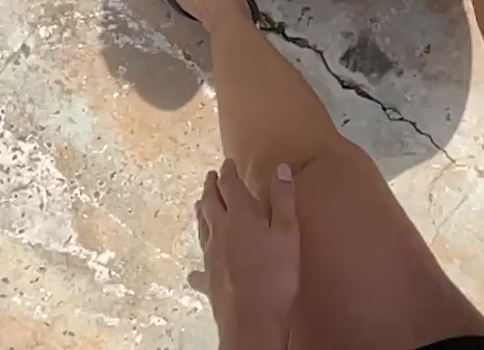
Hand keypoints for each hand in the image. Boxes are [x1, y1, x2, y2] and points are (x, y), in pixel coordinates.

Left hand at [197, 159, 299, 349]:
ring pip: (202, 228)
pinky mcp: (209, 280)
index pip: (230, 185)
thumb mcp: (288, 232)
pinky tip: (195, 269)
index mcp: (241, 215)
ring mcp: (211, 256)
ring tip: (199, 204)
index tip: (227, 162)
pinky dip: (198, 264)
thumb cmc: (275, 275)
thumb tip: (280, 169)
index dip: (228, 171)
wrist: (252, 321)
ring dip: (201, 213)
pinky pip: (200, 267)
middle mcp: (221, 231)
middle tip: (210, 176)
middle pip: (211, 202)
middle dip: (211, 187)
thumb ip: (284, 199)